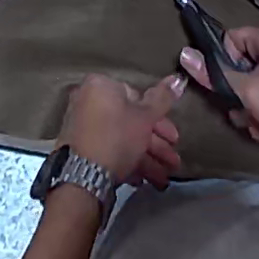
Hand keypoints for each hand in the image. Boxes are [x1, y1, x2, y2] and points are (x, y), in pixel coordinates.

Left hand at [57, 73, 185, 189]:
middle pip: (130, 120)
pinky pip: (109, 150)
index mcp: (101, 85)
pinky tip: (142, 180)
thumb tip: (179, 78)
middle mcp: (87, 101)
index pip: (136, 96)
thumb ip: (163, 98)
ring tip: (163, 179)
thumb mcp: (146, 117)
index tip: (173, 138)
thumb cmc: (117, 137)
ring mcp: (82, 126)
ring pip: (122, 138)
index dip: (158, 118)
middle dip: (156, 143)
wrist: (82, 178)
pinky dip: (127, 162)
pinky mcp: (79, 150)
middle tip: (173, 161)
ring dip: (146, 157)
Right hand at [179, 27, 258, 175]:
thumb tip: (185, 54)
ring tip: (255, 122)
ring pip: (251, 89)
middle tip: (237, 106)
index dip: (220, 59)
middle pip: (239, 66)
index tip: (215, 81)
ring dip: (247, 108)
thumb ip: (216, 75)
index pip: (230, 38)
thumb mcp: (249, 91)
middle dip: (234, 90)